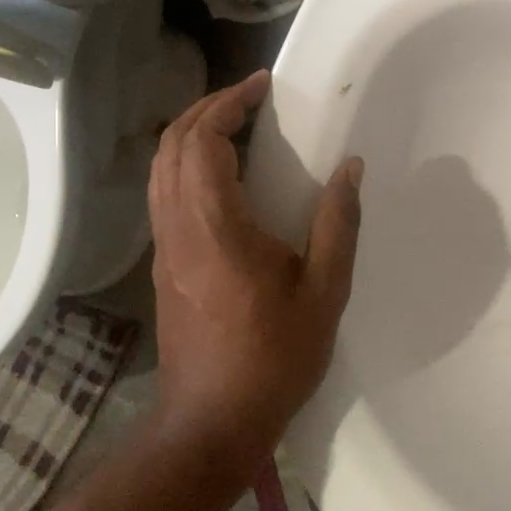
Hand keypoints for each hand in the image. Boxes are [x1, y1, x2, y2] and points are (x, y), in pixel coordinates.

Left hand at [147, 70, 362, 456]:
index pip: (201, 142)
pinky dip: (189, 163)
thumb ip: (339, 223)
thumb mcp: (325, 291)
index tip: (262, 86)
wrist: (211, 424)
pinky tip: (228, 175)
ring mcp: (164, 249)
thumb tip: (350, 167)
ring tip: (238, 125)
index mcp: (215, 227)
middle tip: (250, 97)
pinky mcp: (164, 266)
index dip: (227, 103)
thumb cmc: (272, 357)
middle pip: (171, 146)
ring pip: (161, 170)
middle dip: (207, 108)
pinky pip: (166, 194)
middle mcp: (178, 228)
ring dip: (193, 134)